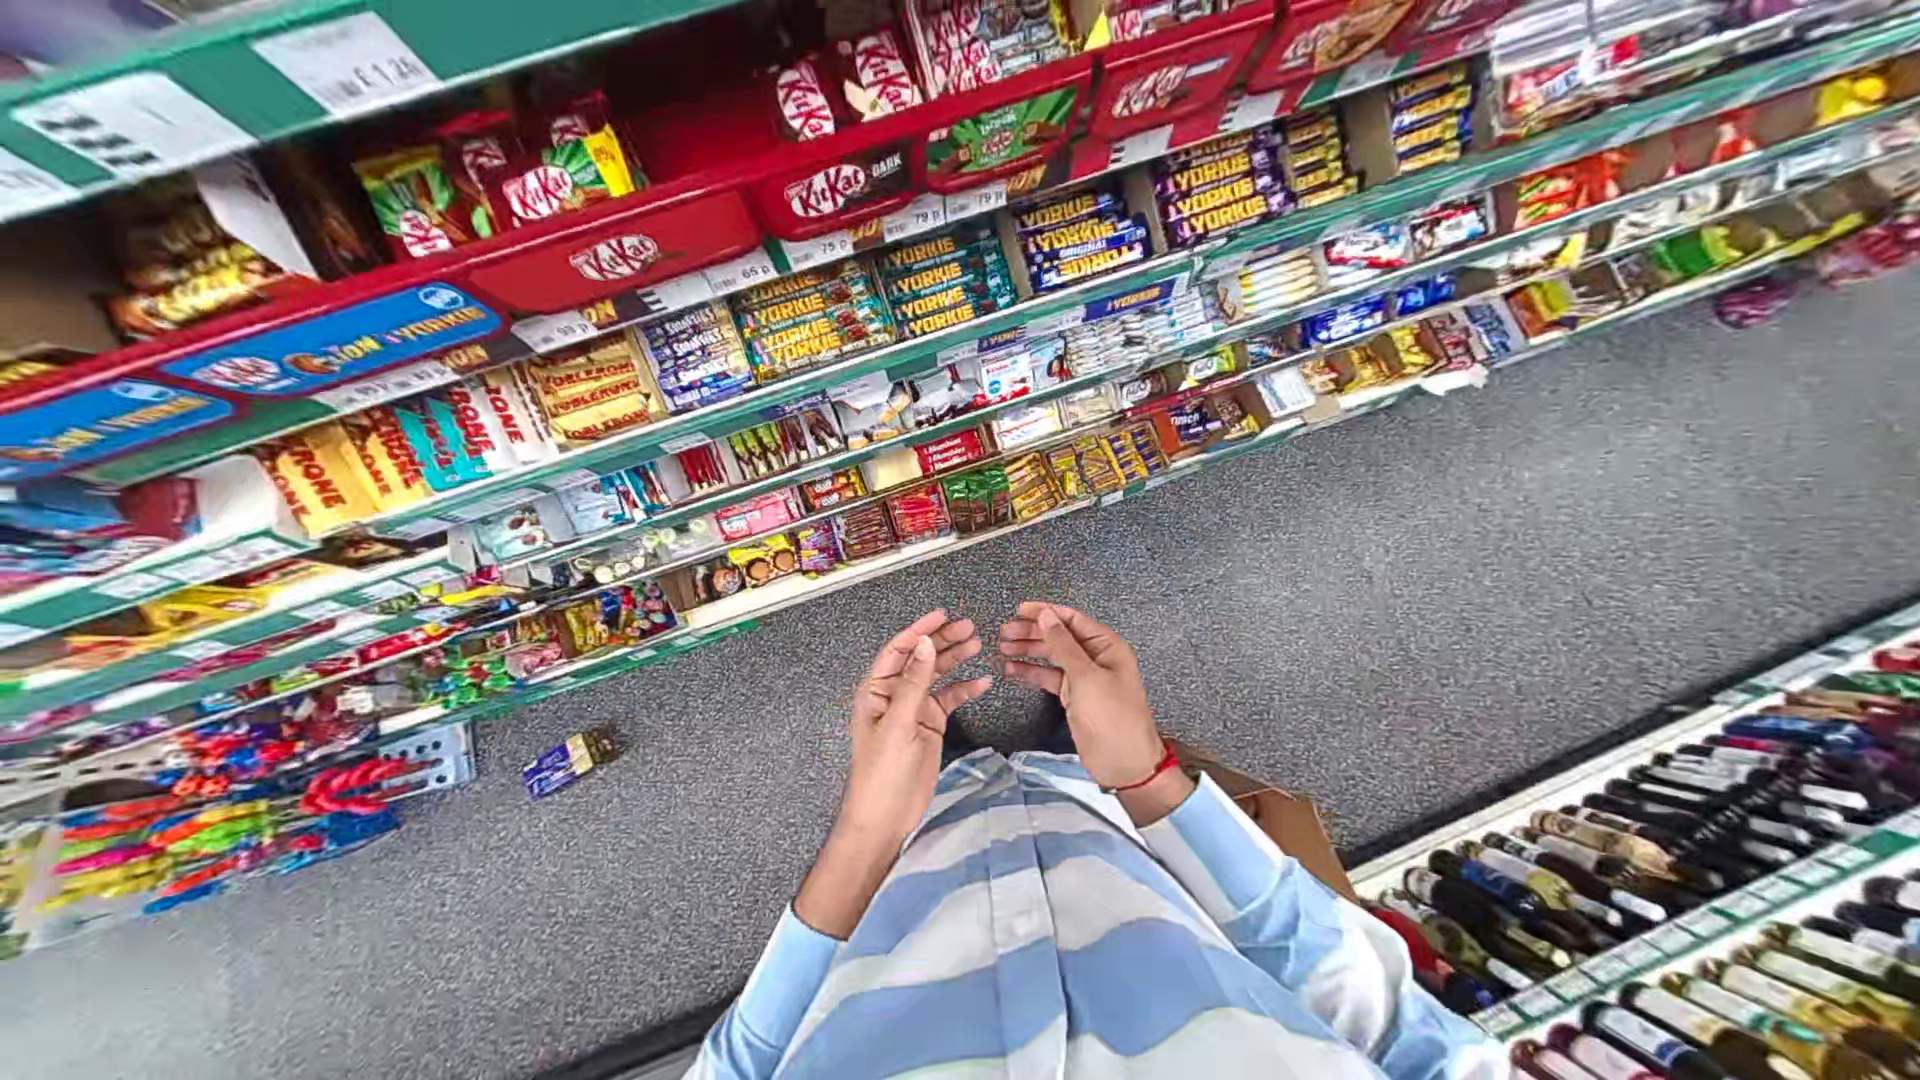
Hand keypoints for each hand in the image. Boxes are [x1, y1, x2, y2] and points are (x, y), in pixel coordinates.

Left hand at [796, 611, 989, 938]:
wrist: (888, 815)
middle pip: (921, 658)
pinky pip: (949, 699)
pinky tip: (983, 681)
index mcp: (877, 689)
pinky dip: (965, 689)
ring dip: (955, 659)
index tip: (942, 615)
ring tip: (978, 643)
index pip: (899, 650)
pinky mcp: (930, 724)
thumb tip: (925, 643)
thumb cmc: (883, 769)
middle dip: (942, 641)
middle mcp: (895, 694)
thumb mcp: (899, 721)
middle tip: (969, 627)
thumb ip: (914, 681)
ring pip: (937, 675)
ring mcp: (914, 709)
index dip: (919, 630)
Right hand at [997, 602, 1192, 823]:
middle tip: (1004, 632)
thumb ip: (1063, 644)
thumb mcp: (1086, 676)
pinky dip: (1031, 673)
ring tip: (1002, 648)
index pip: (1072, 619)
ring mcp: (1084, 677)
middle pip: (1059, 636)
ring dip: (1028, 651)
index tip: (1019, 610)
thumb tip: (1046, 615)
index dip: (1046, 612)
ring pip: (1052, 656)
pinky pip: (1049, 677)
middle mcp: (1095, 657)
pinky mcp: (1073, 696)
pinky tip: (1011, 669)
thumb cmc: (1110, 715)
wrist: (1124, 764)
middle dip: (1032, 632)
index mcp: (1106, 646)